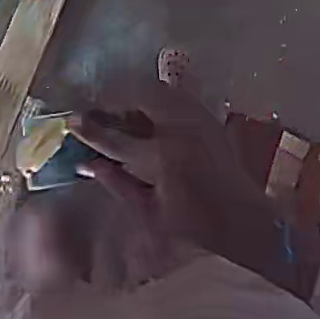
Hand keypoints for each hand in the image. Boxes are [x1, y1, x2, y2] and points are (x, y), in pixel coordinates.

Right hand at [69, 81, 299, 293]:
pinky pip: (177, 94)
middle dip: (112, 98)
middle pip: (138, 97)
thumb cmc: (195, 229)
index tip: (71, 120)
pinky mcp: (209, 119)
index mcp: (161, 159)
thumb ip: (116, 184)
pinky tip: (146, 108)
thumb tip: (86, 163)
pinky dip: (156, 96)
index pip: (115, 138)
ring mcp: (197, 120)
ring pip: (158, 89)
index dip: (90, 129)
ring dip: (134, 93)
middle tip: (96, 107)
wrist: (247, 225)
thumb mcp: (149, 216)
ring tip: (119, 105)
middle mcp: (180, 131)